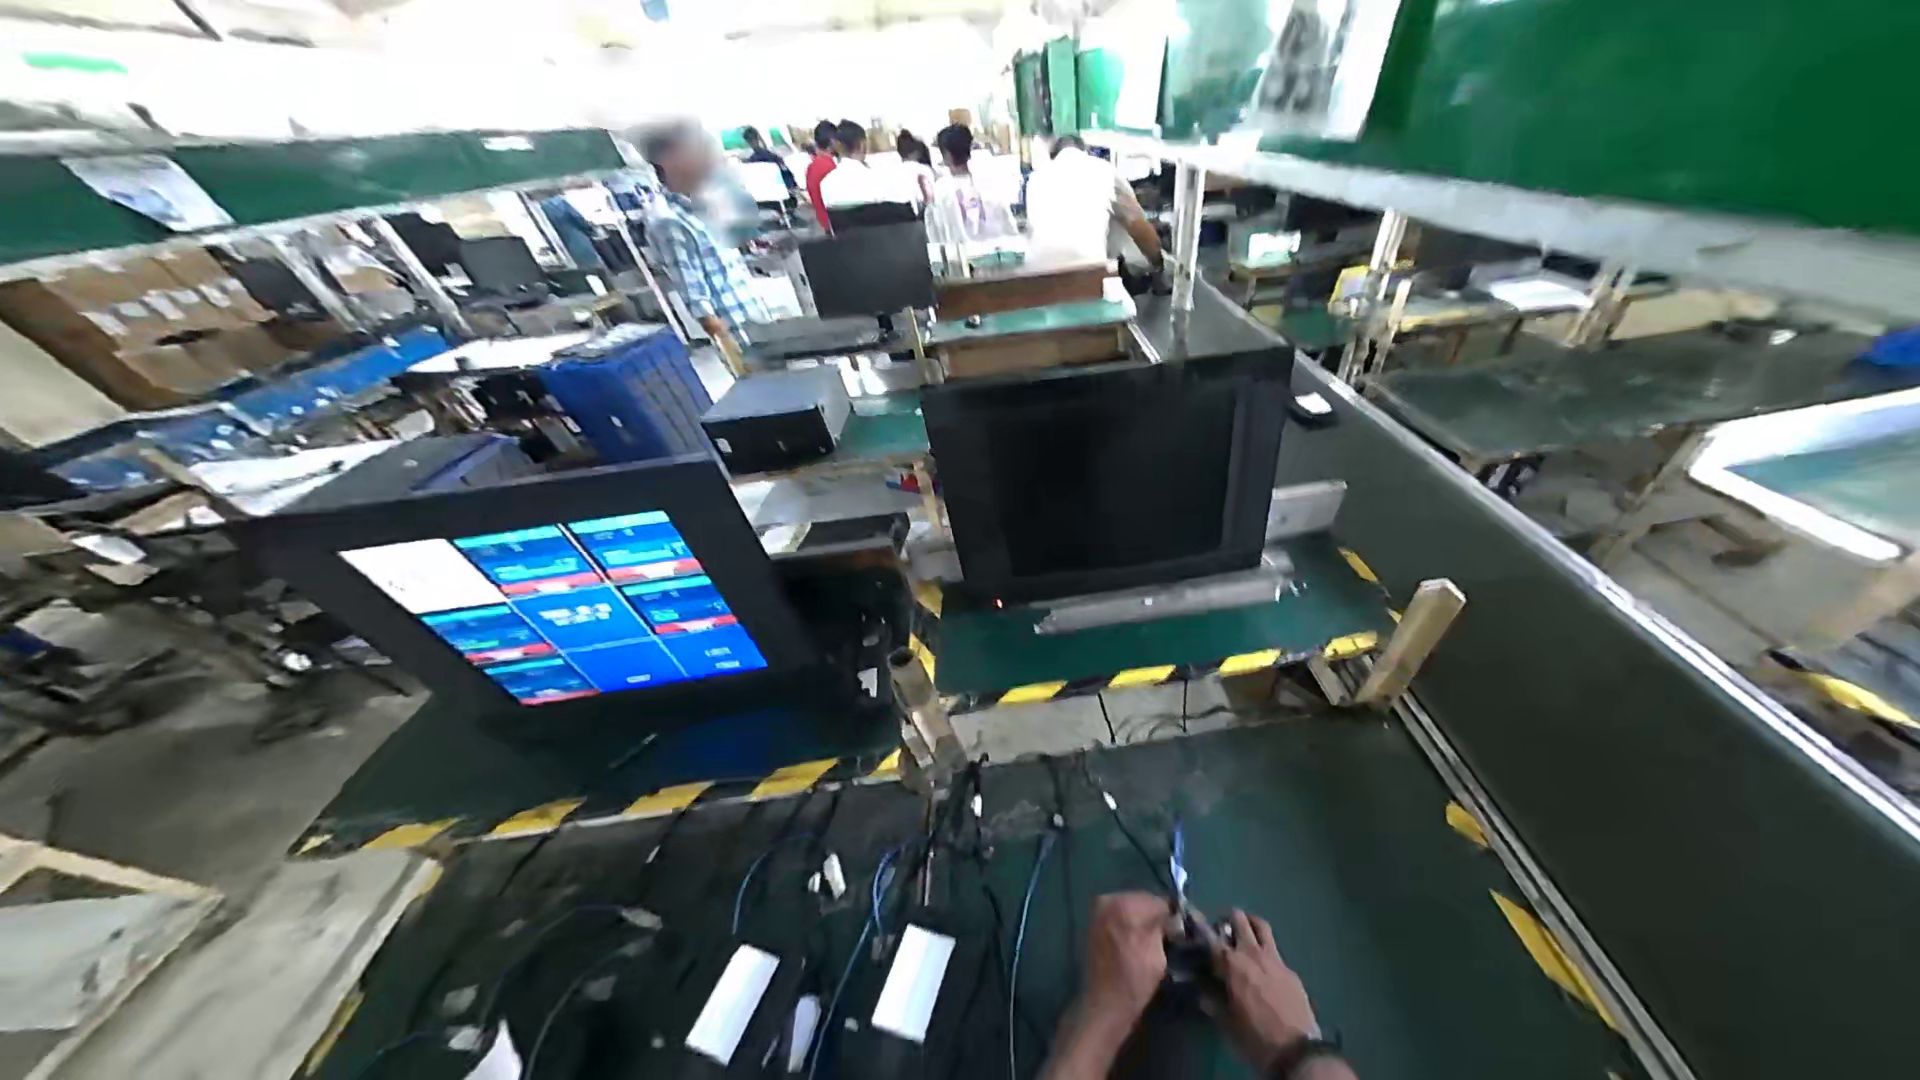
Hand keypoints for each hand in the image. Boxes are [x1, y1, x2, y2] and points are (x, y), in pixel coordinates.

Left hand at [1081, 892, 1170, 1025]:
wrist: (1105, 1002)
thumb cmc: (1135, 981)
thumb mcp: (1158, 955)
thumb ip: (1164, 929)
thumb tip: (1173, 918)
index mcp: (1126, 906)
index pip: (1158, 901)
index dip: (1171, 915)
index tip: (1178, 929)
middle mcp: (1109, 899)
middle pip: (1142, 899)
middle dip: (1155, 913)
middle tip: (1167, 933)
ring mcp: (1099, 908)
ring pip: (1130, 904)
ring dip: (1142, 916)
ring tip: (1151, 936)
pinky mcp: (1094, 918)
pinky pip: (1118, 911)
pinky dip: (1128, 919)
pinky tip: (1135, 937)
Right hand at [1212, 909, 1317, 1071]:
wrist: (1299, 1053)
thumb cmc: (1255, 1037)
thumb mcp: (1226, 1023)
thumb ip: (1212, 1001)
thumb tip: (1201, 991)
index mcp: (1231, 963)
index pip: (1209, 935)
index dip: (1199, 927)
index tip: (1194, 925)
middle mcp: (1251, 952)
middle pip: (1238, 919)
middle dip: (1229, 920)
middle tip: (1225, 933)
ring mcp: (1274, 959)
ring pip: (1261, 926)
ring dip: (1251, 924)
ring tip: (1246, 933)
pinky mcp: (1291, 971)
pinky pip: (1276, 951)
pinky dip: (1267, 952)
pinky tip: (1266, 968)